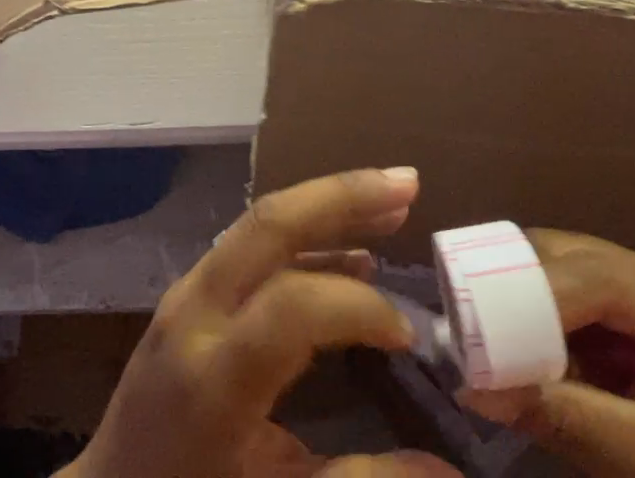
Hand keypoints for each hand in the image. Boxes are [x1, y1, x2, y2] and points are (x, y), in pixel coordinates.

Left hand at [60, 168, 459, 477]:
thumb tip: (449, 468)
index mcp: (213, 378)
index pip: (292, 307)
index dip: (360, 306)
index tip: (407, 336)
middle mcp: (193, 316)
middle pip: (266, 227)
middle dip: (341, 197)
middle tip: (407, 185)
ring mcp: (185, 297)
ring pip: (256, 226)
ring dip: (324, 207)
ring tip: (391, 205)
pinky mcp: (188, 296)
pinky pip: (248, 250)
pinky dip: (302, 240)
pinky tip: (348, 252)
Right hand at [459, 231, 634, 477]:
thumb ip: (567, 418)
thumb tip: (470, 384)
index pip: (597, 275)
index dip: (531, 292)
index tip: (476, 326)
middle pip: (571, 256)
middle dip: (514, 286)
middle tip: (467, 326)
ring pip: (561, 270)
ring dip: (518, 302)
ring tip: (484, 342)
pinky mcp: (632, 324)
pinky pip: (568, 302)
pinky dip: (534, 322)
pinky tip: (517, 353)